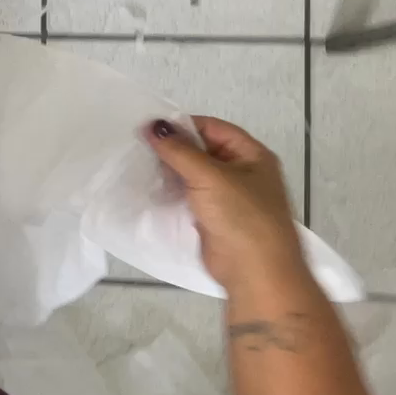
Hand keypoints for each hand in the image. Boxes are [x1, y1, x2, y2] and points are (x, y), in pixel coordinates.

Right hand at [144, 116, 307, 291]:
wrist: (255, 269)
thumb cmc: (240, 215)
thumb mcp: (209, 176)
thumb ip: (179, 150)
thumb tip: (153, 126)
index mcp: (251, 155)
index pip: (212, 128)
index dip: (182, 125)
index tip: (149, 130)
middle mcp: (241, 171)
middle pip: (201, 149)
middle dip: (172, 148)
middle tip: (139, 149)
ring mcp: (226, 194)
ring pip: (192, 172)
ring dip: (169, 169)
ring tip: (140, 167)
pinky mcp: (212, 214)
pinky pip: (188, 193)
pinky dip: (170, 189)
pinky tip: (150, 188)